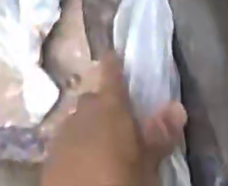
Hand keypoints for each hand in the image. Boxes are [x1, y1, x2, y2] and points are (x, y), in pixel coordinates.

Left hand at [44, 59, 186, 185]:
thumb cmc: (119, 182)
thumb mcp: (147, 164)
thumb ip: (160, 134)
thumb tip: (178, 106)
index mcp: (109, 106)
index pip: (111, 72)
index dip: (114, 63)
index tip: (116, 54)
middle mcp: (82, 111)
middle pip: (94, 98)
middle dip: (105, 105)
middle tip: (120, 120)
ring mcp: (62, 133)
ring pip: (78, 121)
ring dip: (89, 127)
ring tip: (103, 145)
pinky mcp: (49, 157)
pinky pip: (66, 143)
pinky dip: (76, 147)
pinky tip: (84, 163)